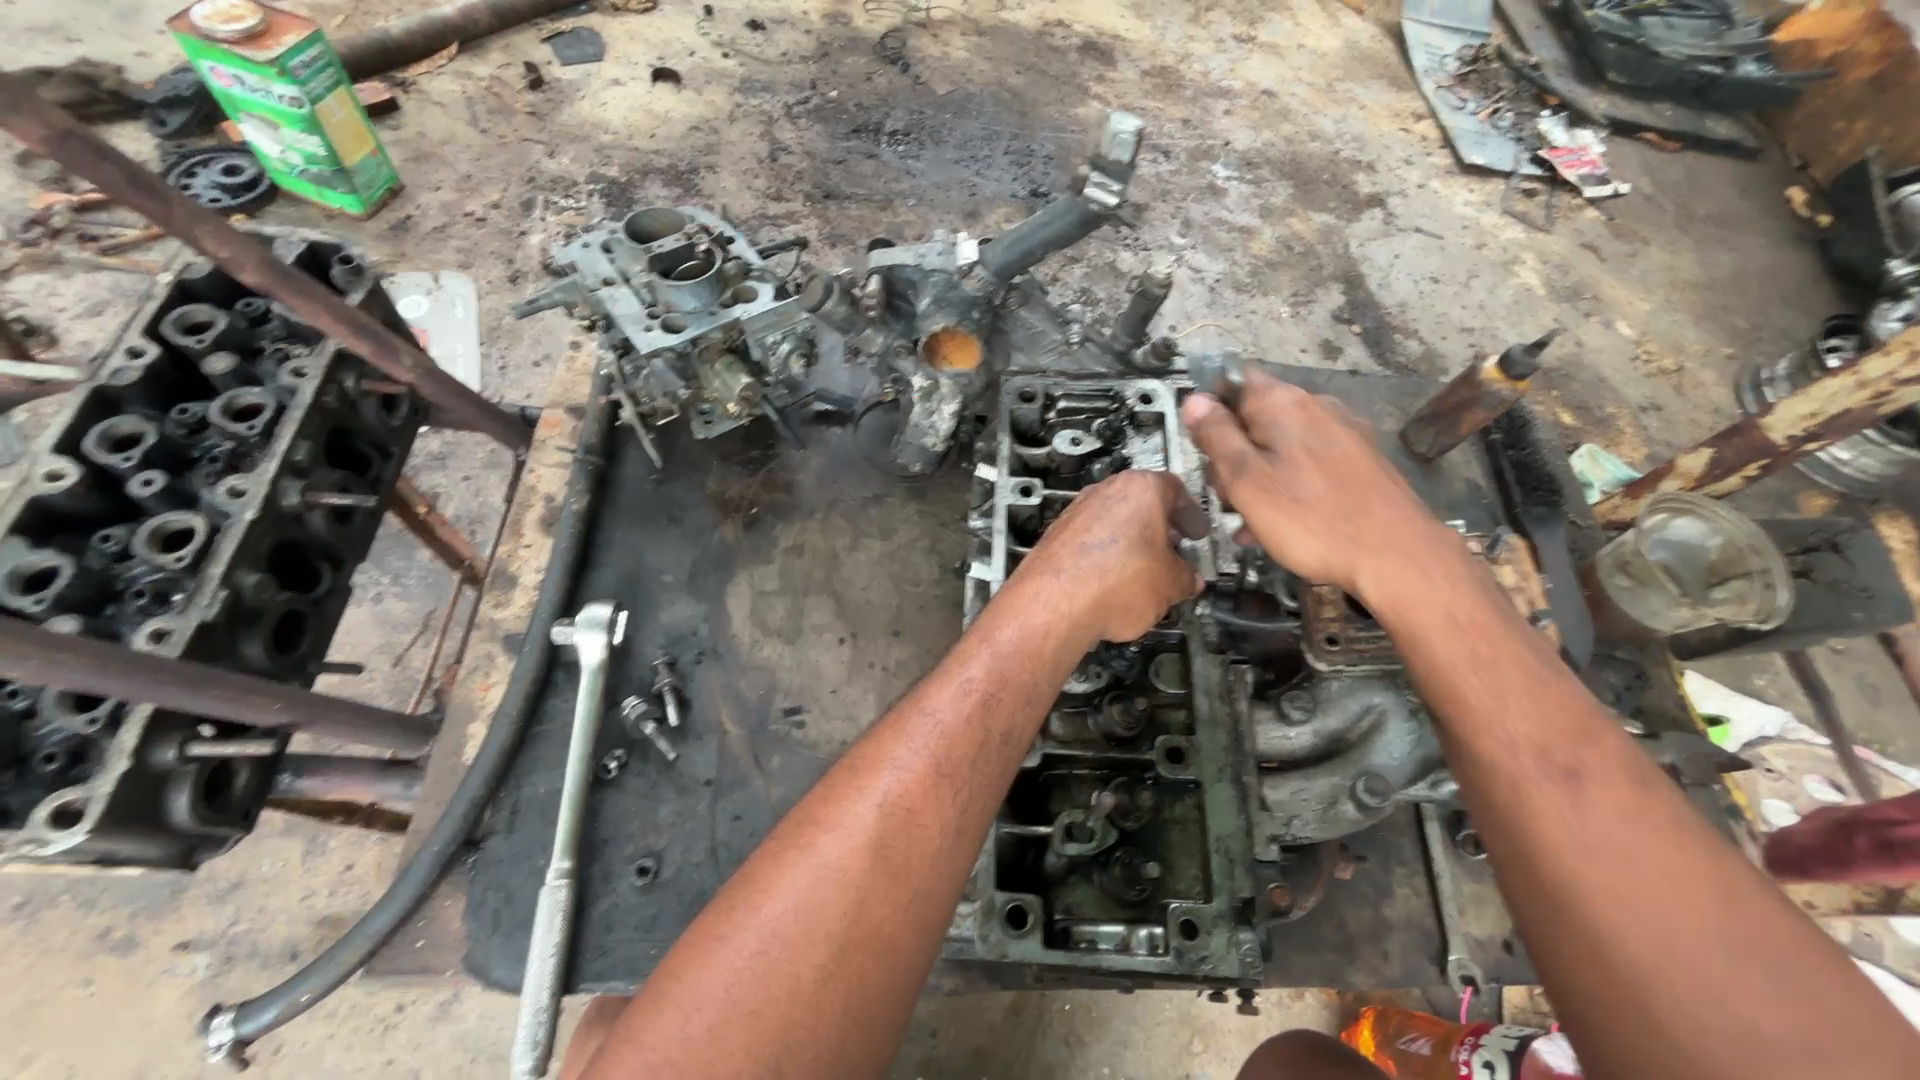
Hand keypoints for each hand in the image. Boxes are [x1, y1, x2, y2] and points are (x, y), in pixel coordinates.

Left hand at [1003, 470, 1204, 644]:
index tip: (1195, 532)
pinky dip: (1104, 555)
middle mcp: (1105, 491)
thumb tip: (1189, 580)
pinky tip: (1111, 582)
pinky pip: (1089, 540)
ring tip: (1143, 571)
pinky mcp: (1055, 535)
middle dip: (1159, 527)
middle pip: (1140, 502)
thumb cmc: (1116, 582)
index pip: (1174, 490)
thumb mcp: (1170, 585)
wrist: (1056, 603)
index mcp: (1141, 489)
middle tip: (1173, 550)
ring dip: (1130, 542)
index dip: (1189, 514)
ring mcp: (1076, 512)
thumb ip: (1185, 578)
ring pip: (1112, 520)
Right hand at [1179, 369, 1447, 600]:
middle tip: (1227, 497)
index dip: (1209, 410)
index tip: (1201, 448)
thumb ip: (1217, 437)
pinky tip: (1283, 524)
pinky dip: (1289, 486)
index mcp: (1283, 403)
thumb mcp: (1247, 481)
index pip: (1232, 381)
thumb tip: (1194, 400)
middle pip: (1257, 417)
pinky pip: (1309, 464)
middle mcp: (1317, 407)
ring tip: (1252, 521)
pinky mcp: (1362, 462)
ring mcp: (1344, 433)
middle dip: (1234, 452)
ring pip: (1282, 445)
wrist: (1395, 555)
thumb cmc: (1311, 519)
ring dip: (1259, 476)